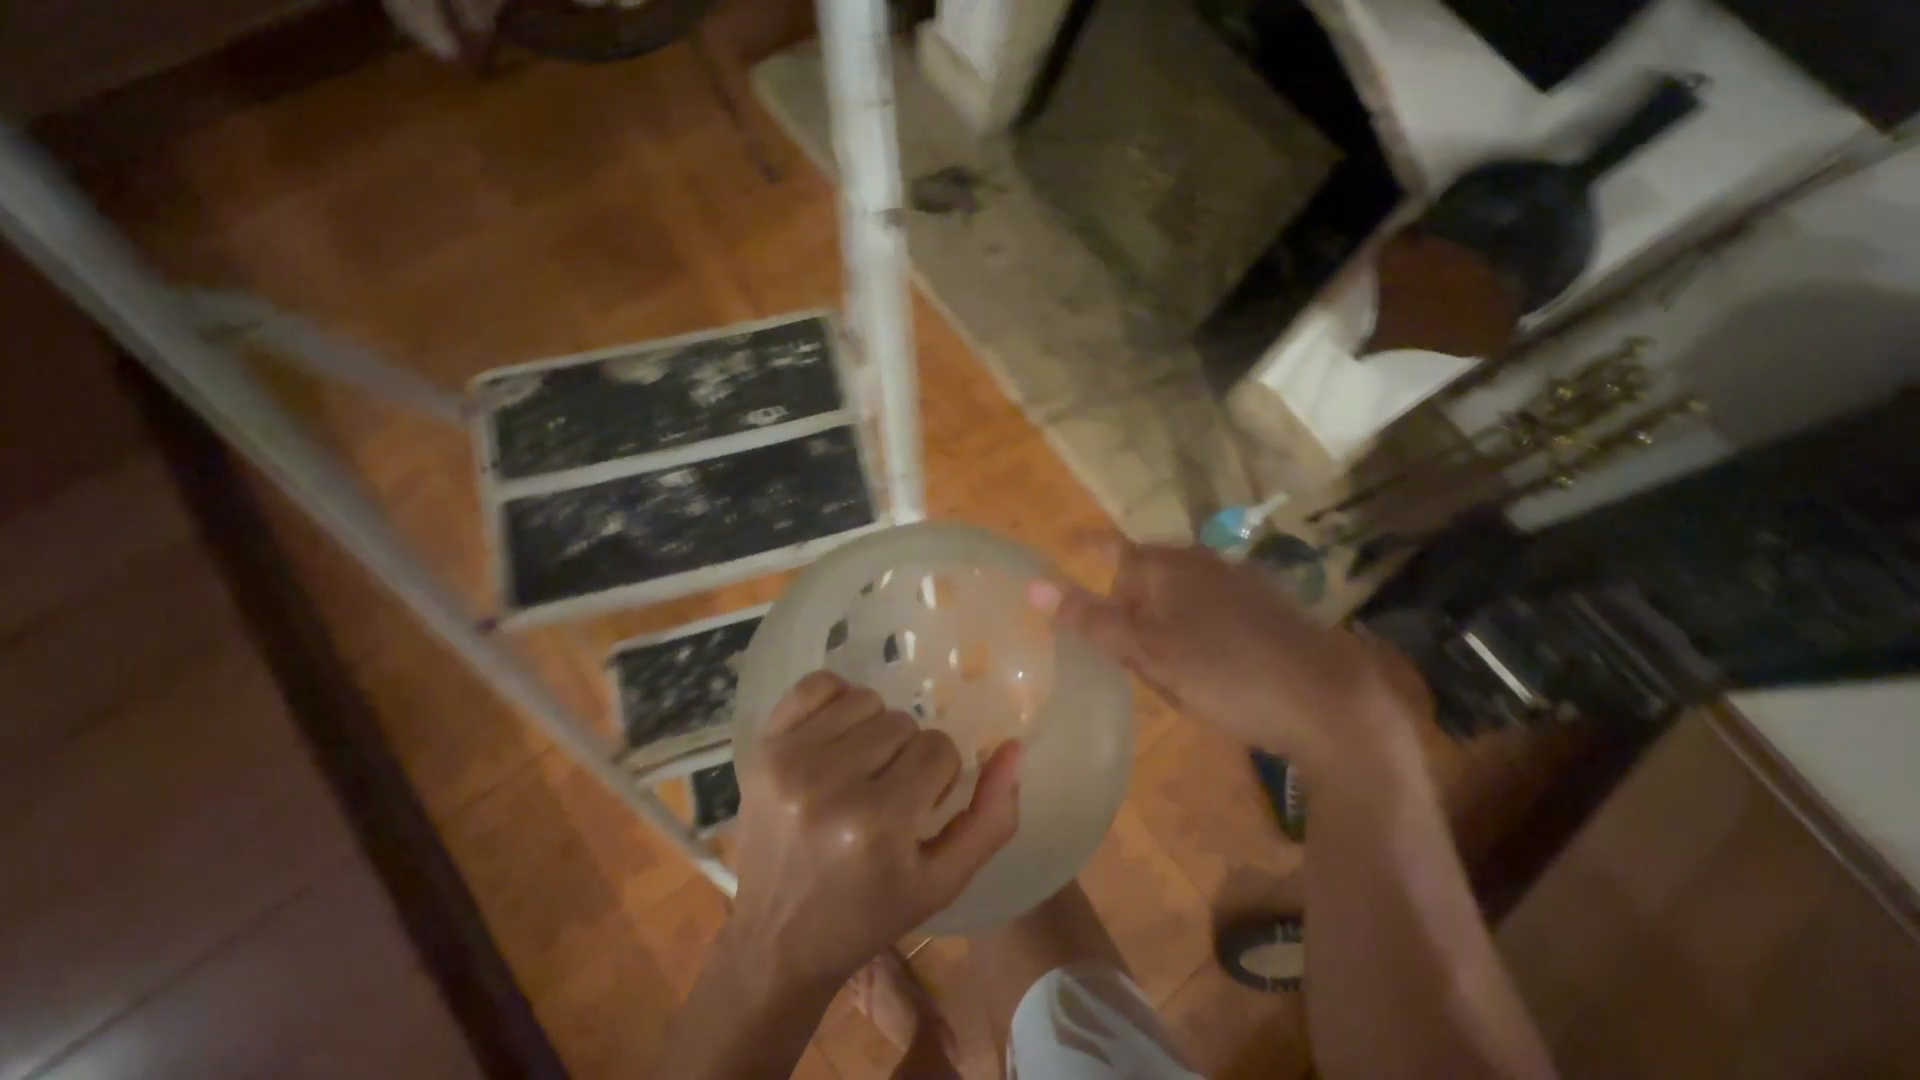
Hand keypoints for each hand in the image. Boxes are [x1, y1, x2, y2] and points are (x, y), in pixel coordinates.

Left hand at [728, 672, 1021, 989]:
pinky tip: (837, 737)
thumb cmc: (867, 915)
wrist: (777, 940)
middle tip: (889, 793)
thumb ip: (990, 818)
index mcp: (878, 825)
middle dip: (907, 755)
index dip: (940, 776)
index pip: (938, 750)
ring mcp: (788, 762)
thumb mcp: (943, 882)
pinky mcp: (762, 750)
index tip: (920, 807)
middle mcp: (829, 785)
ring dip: (874, 728)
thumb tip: (1013, 748)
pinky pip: (814, 686)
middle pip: (902, 723)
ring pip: (864, 700)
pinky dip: (834, 701)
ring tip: (862, 767)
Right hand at [1029, 539, 1429, 780]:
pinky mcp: (1266, 610)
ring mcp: (1240, 583)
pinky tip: (1209, 671)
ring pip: (1179, 597)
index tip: (1063, 551)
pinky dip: (1193, 632)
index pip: (1112, 548)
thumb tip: (1032, 585)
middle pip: (1145, 577)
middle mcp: (1204, 562)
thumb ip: (1092, 620)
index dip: (1084, 550)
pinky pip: (1209, 612)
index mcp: (1171, 565)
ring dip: (1162, 625)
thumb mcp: (1150, 653)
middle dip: (1128, 608)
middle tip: (1125, 656)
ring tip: (1165, 673)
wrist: (1330, 700)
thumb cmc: (1228, 674)